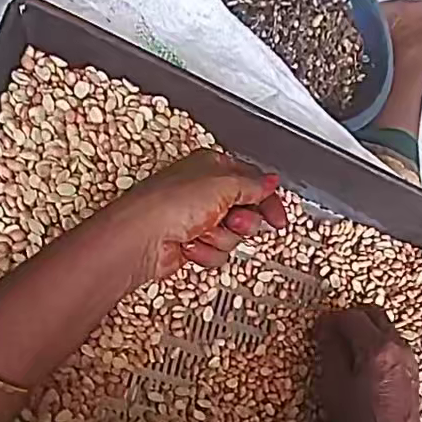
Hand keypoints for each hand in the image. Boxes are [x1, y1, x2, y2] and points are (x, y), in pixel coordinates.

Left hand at [107, 149, 289, 284]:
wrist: (142, 239)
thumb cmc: (171, 204)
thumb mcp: (223, 184)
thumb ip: (253, 184)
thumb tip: (271, 182)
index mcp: (212, 168)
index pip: (253, 182)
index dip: (268, 200)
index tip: (279, 219)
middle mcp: (204, 192)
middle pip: (246, 213)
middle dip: (242, 222)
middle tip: (231, 220)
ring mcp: (197, 220)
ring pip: (233, 237)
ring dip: (221, 238)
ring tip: (203, 232)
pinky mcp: (191, 245)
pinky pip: (216, 253)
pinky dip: (206, 253)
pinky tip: (190, 246)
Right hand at [314, 304, 421, 421]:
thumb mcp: (334, 389)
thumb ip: (330, 354)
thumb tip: (326, 332)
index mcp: (377, 349)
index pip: (351, 317)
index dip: (330, 319)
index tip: (319, 326)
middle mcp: (398, 349)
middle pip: (374, 315)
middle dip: (351, 318)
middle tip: (332, 330)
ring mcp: (409, 360)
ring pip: (385, 328)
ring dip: (365, 331)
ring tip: (345, 349)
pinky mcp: (413, 372)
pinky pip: (393, 345)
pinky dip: (376, 345)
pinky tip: (362, 364)